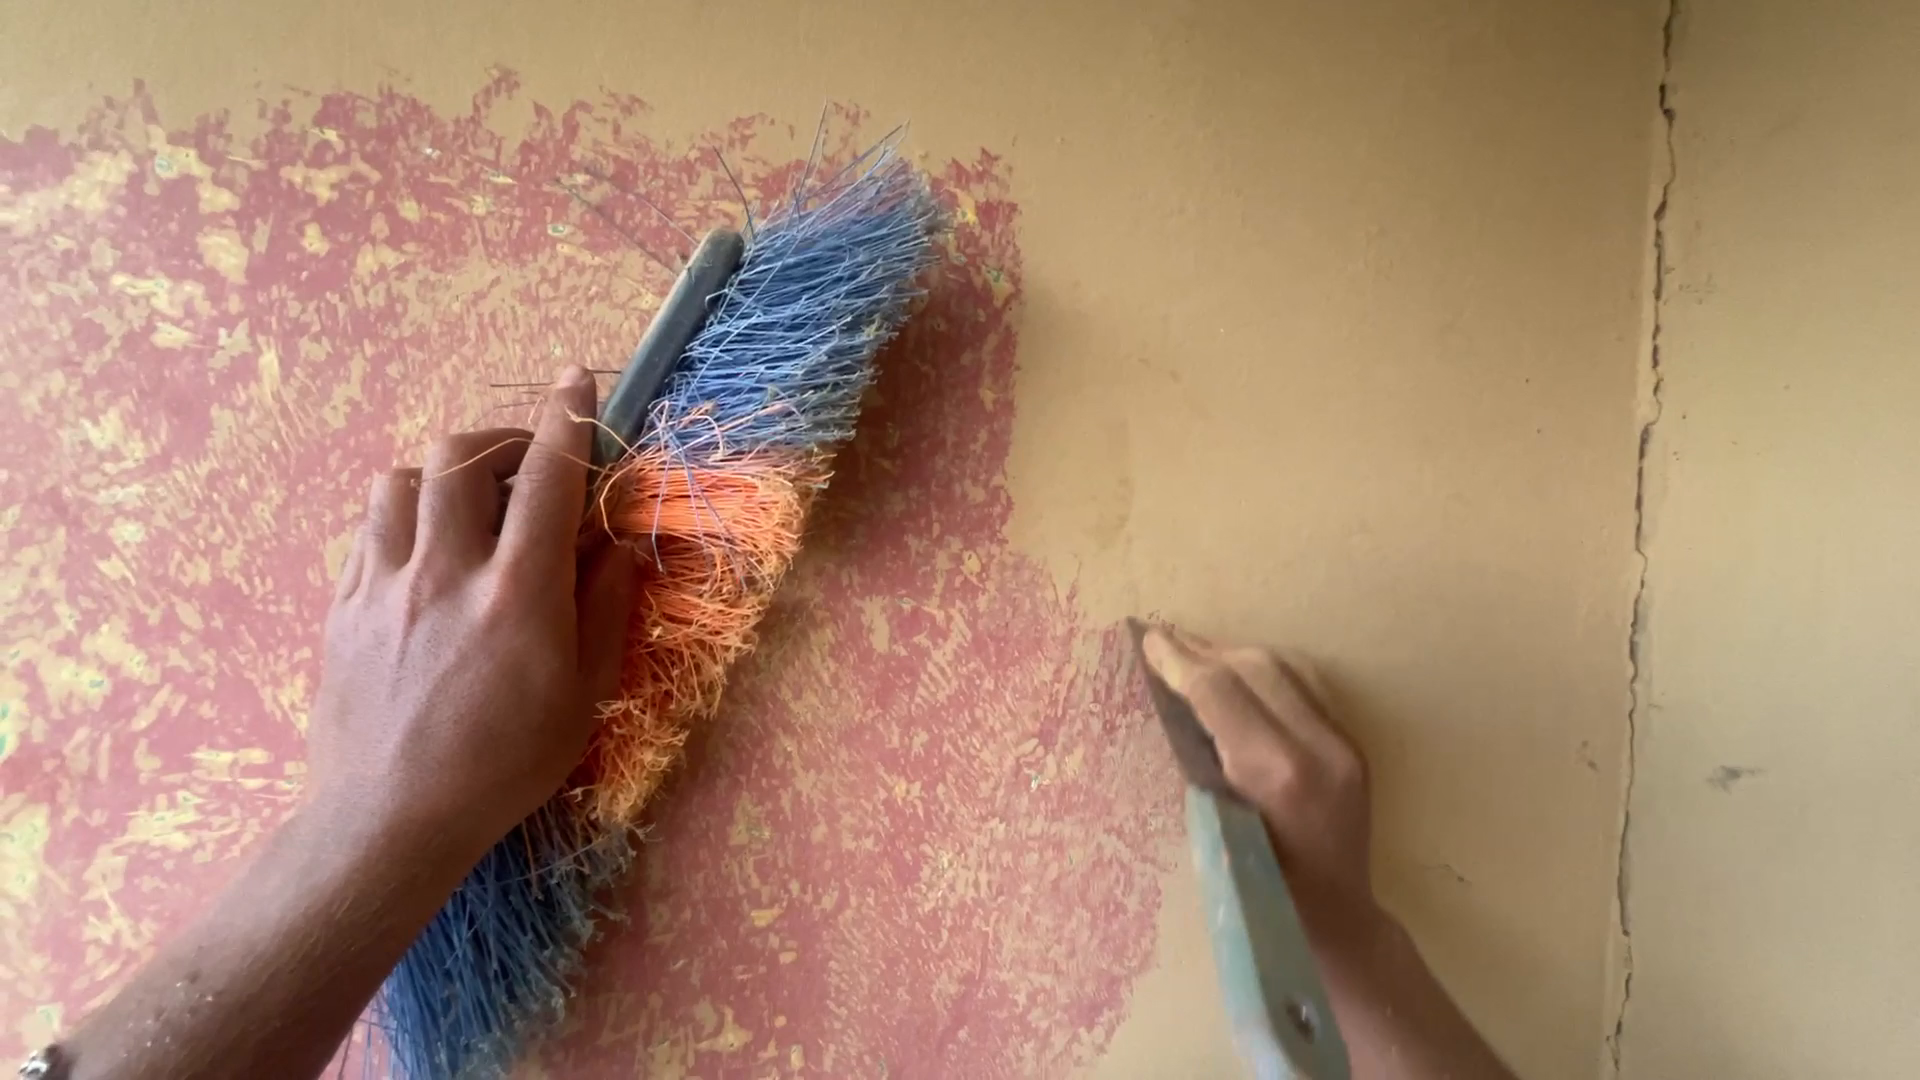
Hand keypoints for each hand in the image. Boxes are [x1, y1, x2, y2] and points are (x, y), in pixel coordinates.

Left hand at [305, 365, 636, 864]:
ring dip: (450, 471)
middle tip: (533, 461)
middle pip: (462, 458)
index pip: (550, 479)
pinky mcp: (342, 604)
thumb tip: (621, 542)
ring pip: (403, 480)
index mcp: (519, 591)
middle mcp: (447, 570)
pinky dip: (408, 509)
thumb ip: (606, 603)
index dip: (569, 419)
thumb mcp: (586, 689)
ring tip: (478, 500)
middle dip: (504, 438)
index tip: (579, 379)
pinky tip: (431, 542)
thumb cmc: (510, 758)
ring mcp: (383, 583)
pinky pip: (369, 524)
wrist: (391, 818)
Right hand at [1141, 627, 1517, 1078]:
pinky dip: (1261, 669)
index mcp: (1277, 773)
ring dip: (1232, 654)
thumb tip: (1171, 701)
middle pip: (1254, 666)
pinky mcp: (1352, 744)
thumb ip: (1197, 758)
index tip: (1149, 639)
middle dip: (1203, 649)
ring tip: (1194, 652)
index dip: (1179, 660)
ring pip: (1283, 667)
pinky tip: (1237, 672)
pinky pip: (1302, 683)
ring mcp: (1343, 743)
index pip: (1220, 690)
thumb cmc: (1258, 892)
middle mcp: (1318, 747)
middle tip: (1165, 640)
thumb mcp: (1211, 825)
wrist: (1338, 923)